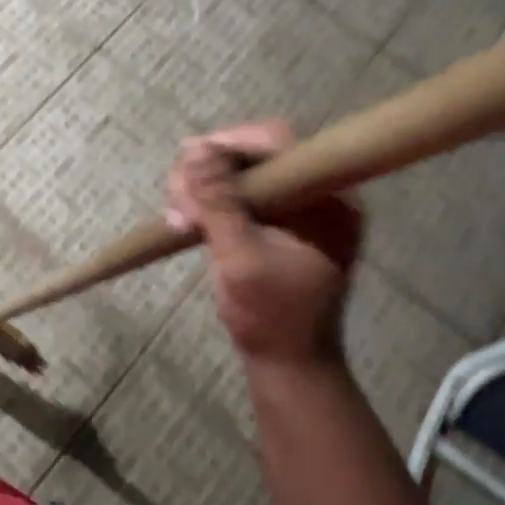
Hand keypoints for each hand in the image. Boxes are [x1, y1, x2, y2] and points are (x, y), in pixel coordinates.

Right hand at [167, 121, 361, 366]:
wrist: (287, 363)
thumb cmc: (271, 316)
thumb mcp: (240, 258)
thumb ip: (219, 202)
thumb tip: (194, 148)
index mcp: (328, 199)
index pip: (277, 141)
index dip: (229, 143)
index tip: (189, 163)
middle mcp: (316, 193)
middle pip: (252, 152)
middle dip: (206, 170)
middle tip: (177, 204)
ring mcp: (295, 207)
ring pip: (237, 169)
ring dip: (199, 186)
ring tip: (177, 219)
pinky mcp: (275, 220)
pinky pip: (235, 191)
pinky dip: (207, 201)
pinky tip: (185, 222)